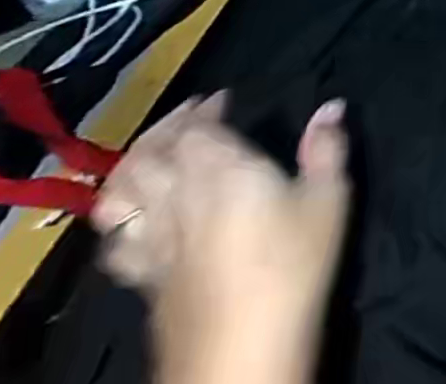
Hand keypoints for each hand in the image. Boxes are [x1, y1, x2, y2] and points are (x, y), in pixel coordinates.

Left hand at [90, 94, 350, 383]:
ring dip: (130, 165)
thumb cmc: (296, 260)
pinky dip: (119, 215)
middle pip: (147, 155)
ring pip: (117, 194)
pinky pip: (114, 237)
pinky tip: (134, 215)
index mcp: (223, 172)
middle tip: (188, 114)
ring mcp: (151, 241)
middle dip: (164, 128)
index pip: (195, 131)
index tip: (220, 98)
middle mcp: (177, 199)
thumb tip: (332, 106)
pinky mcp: (142, 276)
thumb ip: (327, 148)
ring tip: (152, 155)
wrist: (243, 346)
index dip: (203, 111)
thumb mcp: (331, 197)